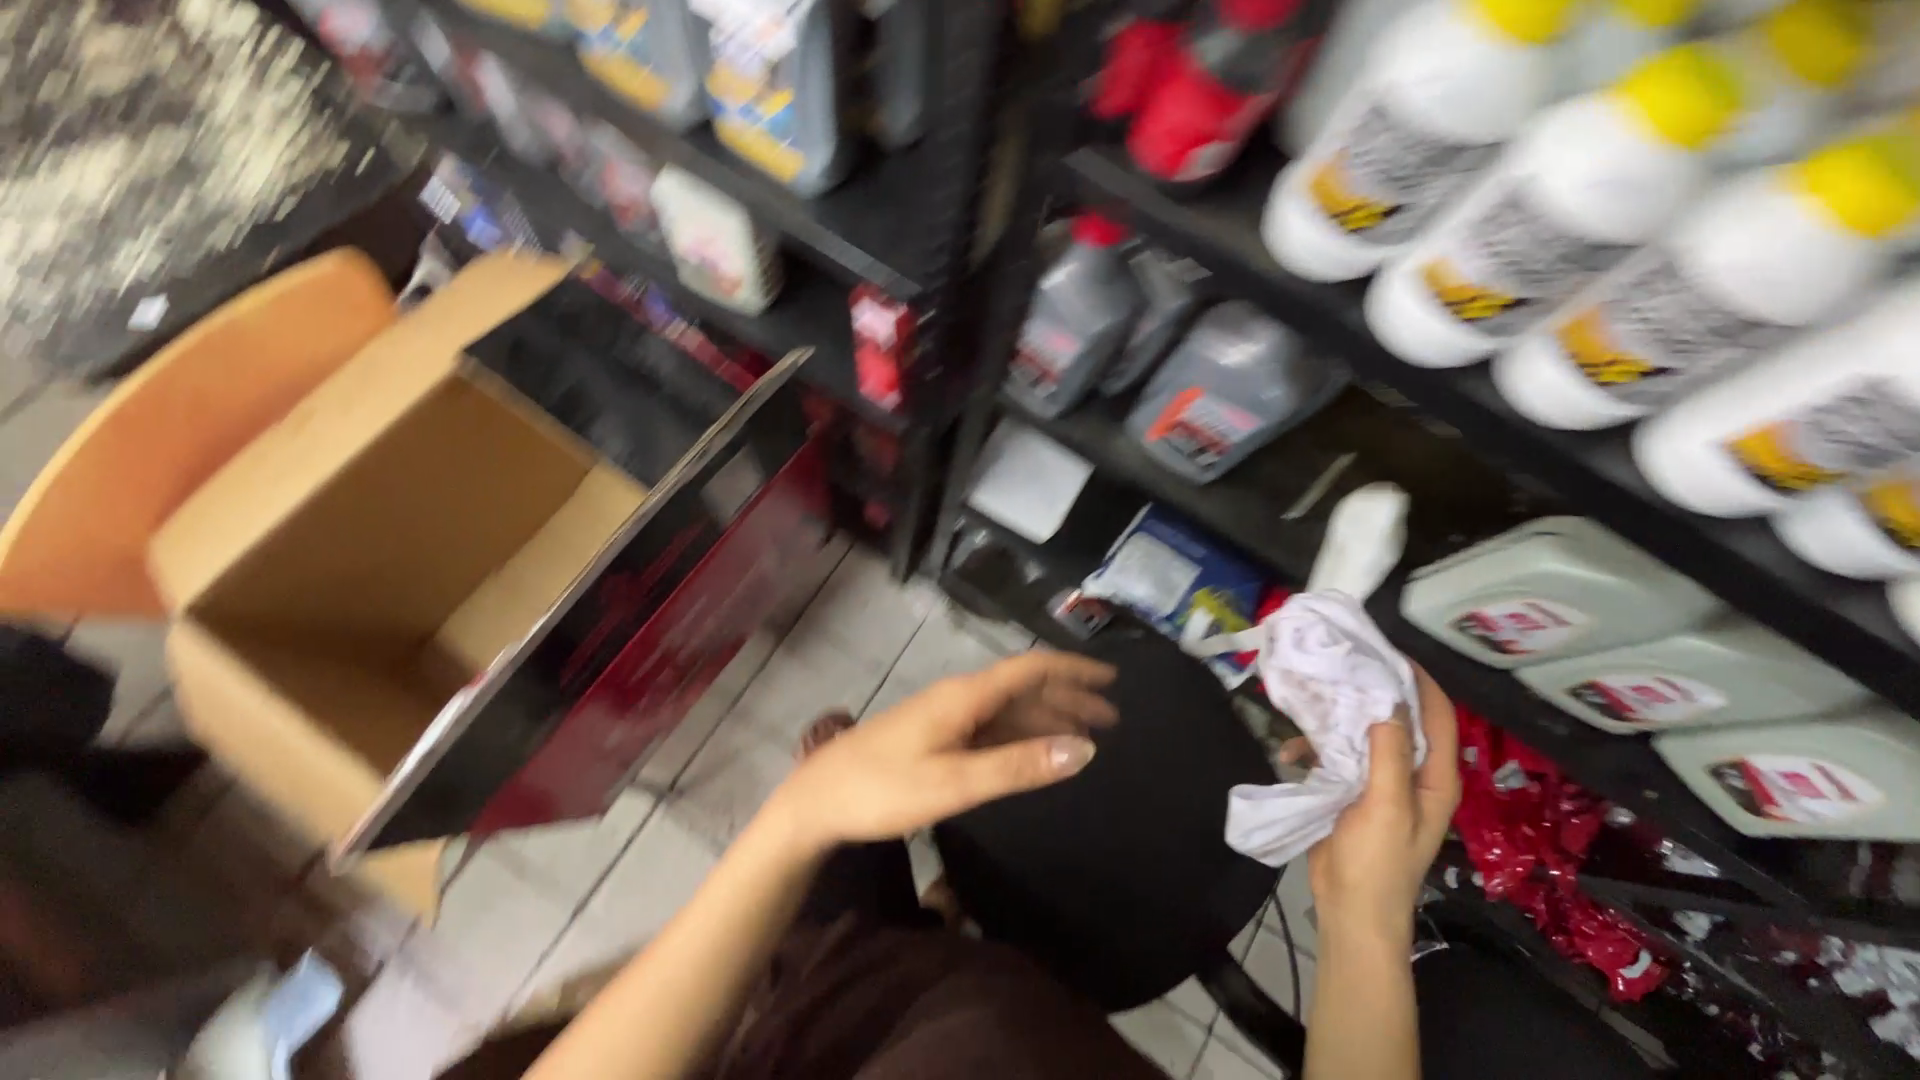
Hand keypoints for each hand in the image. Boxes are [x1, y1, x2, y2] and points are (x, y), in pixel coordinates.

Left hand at [767, 650, 1118, 853]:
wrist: (816, 802)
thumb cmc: (882, 789)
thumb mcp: (955, 783)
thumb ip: (1019, 767)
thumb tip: (1084, 749)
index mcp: (965, 696)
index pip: (1030, 668)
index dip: (1073, 670)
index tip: (1112, 680)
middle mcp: (959, 697)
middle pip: (1023, 687)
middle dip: (1068, 698)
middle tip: (1111, 720)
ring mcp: (945, 717)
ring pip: (1008, 709)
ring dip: (1048, 718)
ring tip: (1086, 738)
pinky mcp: (935, 737)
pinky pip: (991, 728)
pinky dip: (1022, 736)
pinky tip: (1035, 752)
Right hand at [1306, 666, 1459, 950]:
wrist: (1350, 911)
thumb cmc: (1377, 863)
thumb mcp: (1387, 807)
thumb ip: (1389, 755)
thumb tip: (1388, 702)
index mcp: (1434, 778)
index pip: (1438, 716)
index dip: (1420, 682)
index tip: (1389, 652)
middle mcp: (1412, 774)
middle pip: (1400, 720)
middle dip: (1374, 692)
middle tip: (1342, 663)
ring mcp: (1381, 784)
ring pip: (1365, 735)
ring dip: (1339, 719)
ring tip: (1310, 698)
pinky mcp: (1352, 793)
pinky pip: (1338, 757)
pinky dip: (1315, 749)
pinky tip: (1290, 751)